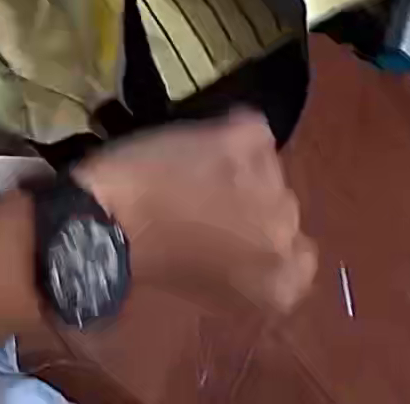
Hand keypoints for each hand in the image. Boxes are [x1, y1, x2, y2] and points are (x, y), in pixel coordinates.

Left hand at [73, 110, 314, 318]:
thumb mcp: (211, 281)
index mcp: (279, 286)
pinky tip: (201, 133)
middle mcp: (282, 236)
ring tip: (192, 160)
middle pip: (283, 200)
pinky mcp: (236, 143)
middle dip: (249, 191)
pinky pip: (250, 124)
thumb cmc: (148, 254)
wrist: (109, 222)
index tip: (234, 217)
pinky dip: (228, 123)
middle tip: (208, 185)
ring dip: (235, 156)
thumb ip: (246, 265)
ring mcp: (264, 185)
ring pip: (265, 159)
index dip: (264, 228)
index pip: (300, 251)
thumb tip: (249, 234)